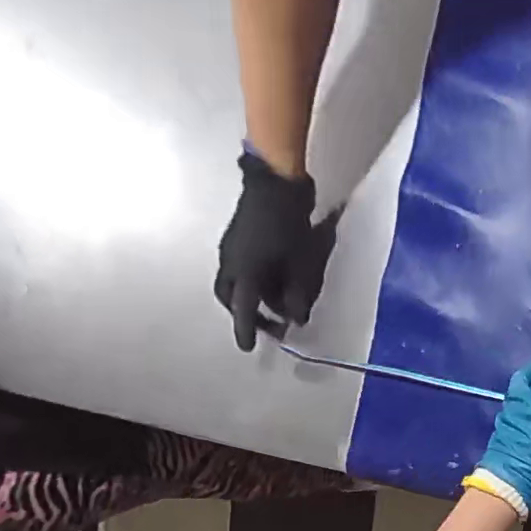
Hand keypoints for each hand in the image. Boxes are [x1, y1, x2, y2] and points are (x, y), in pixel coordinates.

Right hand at [214, 152, 338, 352]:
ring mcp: (231, 248)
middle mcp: (231, 263)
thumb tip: (296, 319)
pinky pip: (239, 268)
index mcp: (245, 272)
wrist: (276, 182)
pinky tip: (272, 281)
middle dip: (245, 314)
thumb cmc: (290, 225)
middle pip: (230, 298)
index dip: (245, 330)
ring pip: (233, 283)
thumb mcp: (301, 265)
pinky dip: (252, 281)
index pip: (243, 309)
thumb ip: (297, 295)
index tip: (246, 348)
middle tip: (267, 326)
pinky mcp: (237, 238)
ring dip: (250, 297)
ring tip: (275, 305)